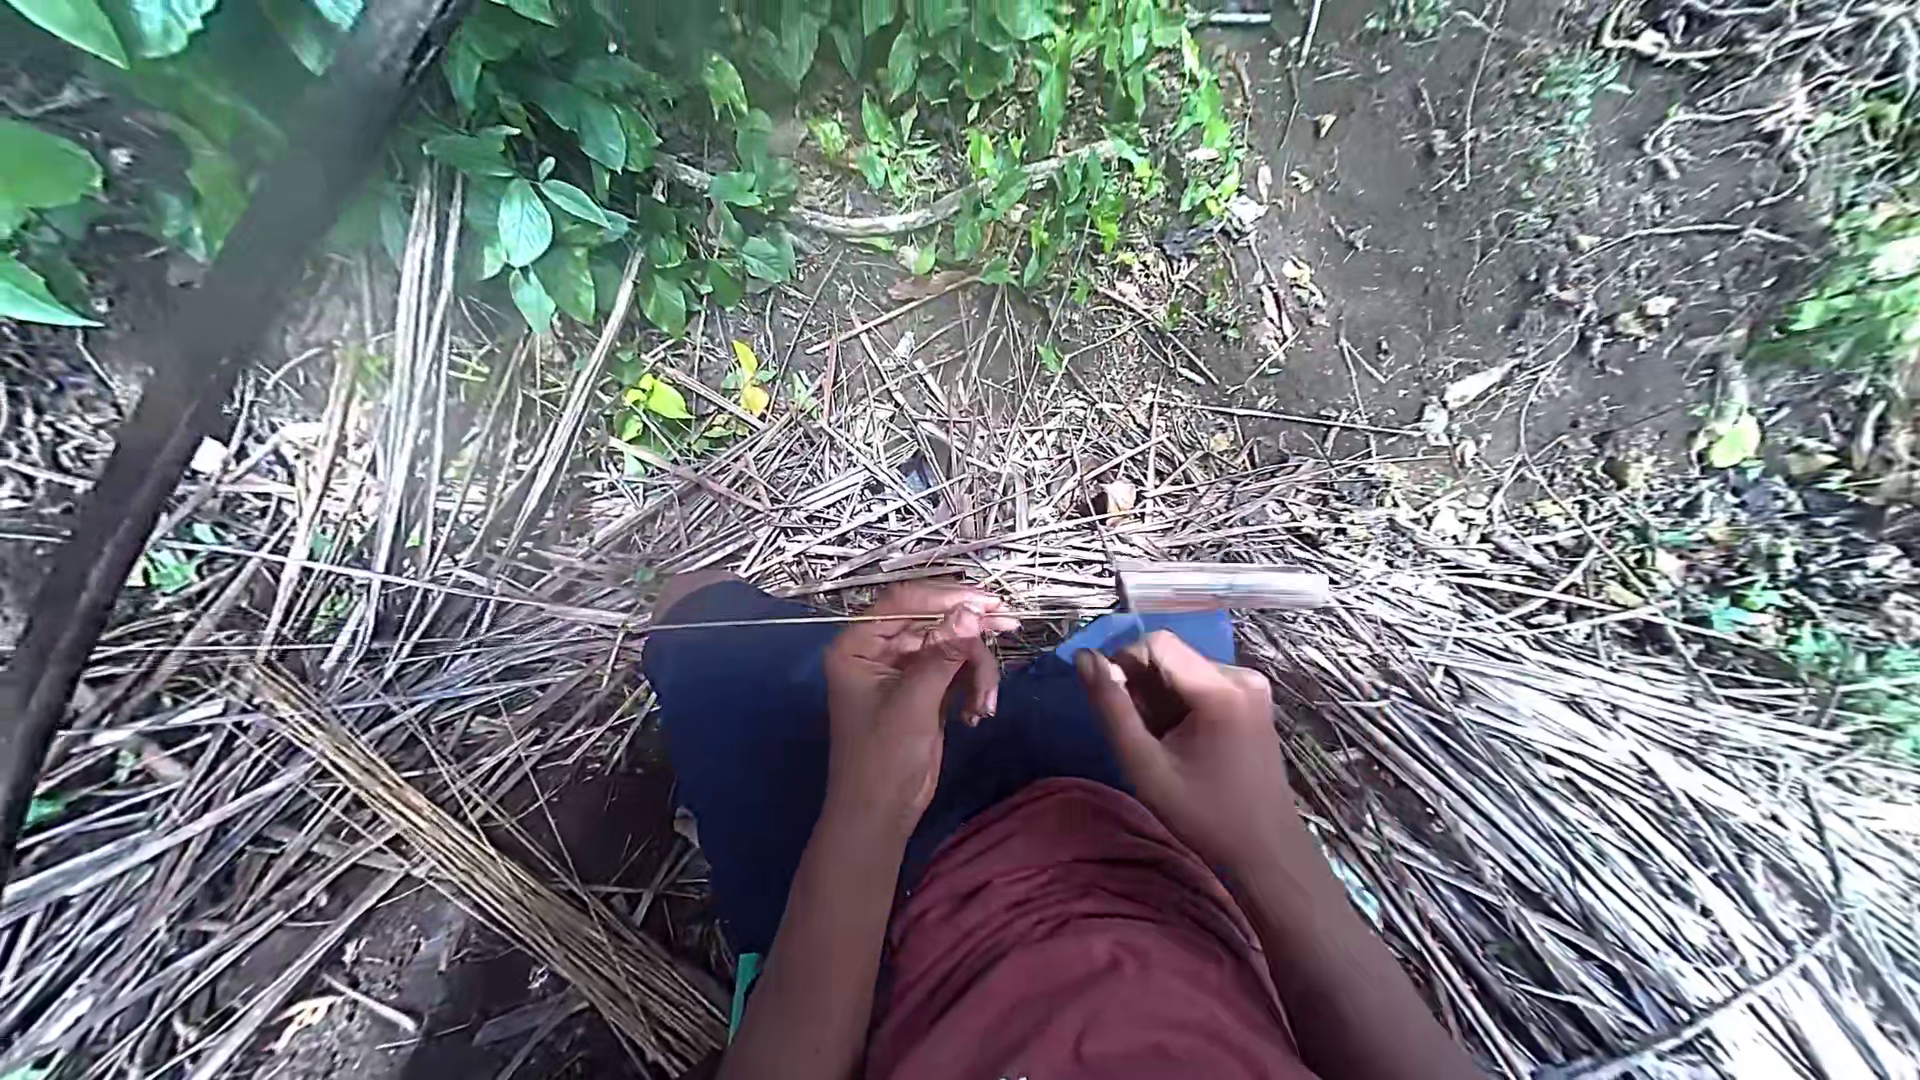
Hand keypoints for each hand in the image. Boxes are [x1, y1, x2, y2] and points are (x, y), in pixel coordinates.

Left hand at [823, 583, 1017, 834]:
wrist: (881, 814)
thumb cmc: (883, 758)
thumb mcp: (914, 702)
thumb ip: (944, 654)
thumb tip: (972, 610)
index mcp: (858, 644)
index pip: (903, 603)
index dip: (945, 597)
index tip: (985, 601)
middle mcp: (879, 649)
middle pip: (933, 621)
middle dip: (970, 633)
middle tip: (1009, 626)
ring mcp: (904, 668)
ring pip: (951, 646)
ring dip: (975, 670)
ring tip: (985, 703)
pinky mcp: (925, 687)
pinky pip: (956, 669)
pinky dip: (972, 686)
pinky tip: (977, 712)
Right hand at [1076, 631, 1295, 869]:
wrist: (1267, 854)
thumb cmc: (1203, 814)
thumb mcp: (1144, 764)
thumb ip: (1110, 706)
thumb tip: (1084, 658)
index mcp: (1220, 689)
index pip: (1156, 643)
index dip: (1124, 663)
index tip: (1114, 703)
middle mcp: (1241, 676)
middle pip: (1170, 656)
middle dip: (1142, 685)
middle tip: (1137, 731)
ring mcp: (1251, 686)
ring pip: (1182, 668)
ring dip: (1159, 695)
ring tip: (1159, 740)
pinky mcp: (1252, 698)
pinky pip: (1200, 681)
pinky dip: (1179, 702)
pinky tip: (1180, 738)